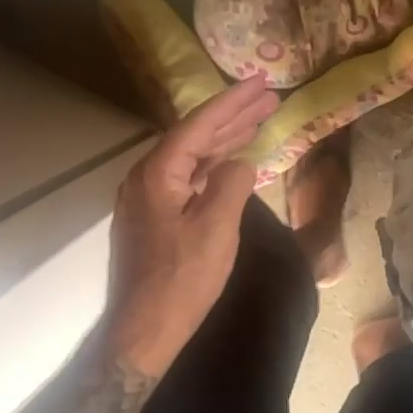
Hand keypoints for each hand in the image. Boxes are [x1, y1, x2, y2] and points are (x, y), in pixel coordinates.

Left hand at [105, 77, 278, 377]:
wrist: (144, 330)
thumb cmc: (182, 277)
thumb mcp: (217, 227)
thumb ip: (233, 184)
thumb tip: (242, 163)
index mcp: (158, 173)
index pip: (199, 125)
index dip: (233, 102)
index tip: (260, 82)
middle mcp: (146, 177)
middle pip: (195, 136)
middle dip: (233, 116)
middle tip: (268, 97)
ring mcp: (148, 198)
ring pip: (192, 157)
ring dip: (226, 139)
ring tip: (259, 120)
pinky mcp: (154, 216)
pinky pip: (188, 177)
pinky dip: (214, 165)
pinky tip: (234, 161)